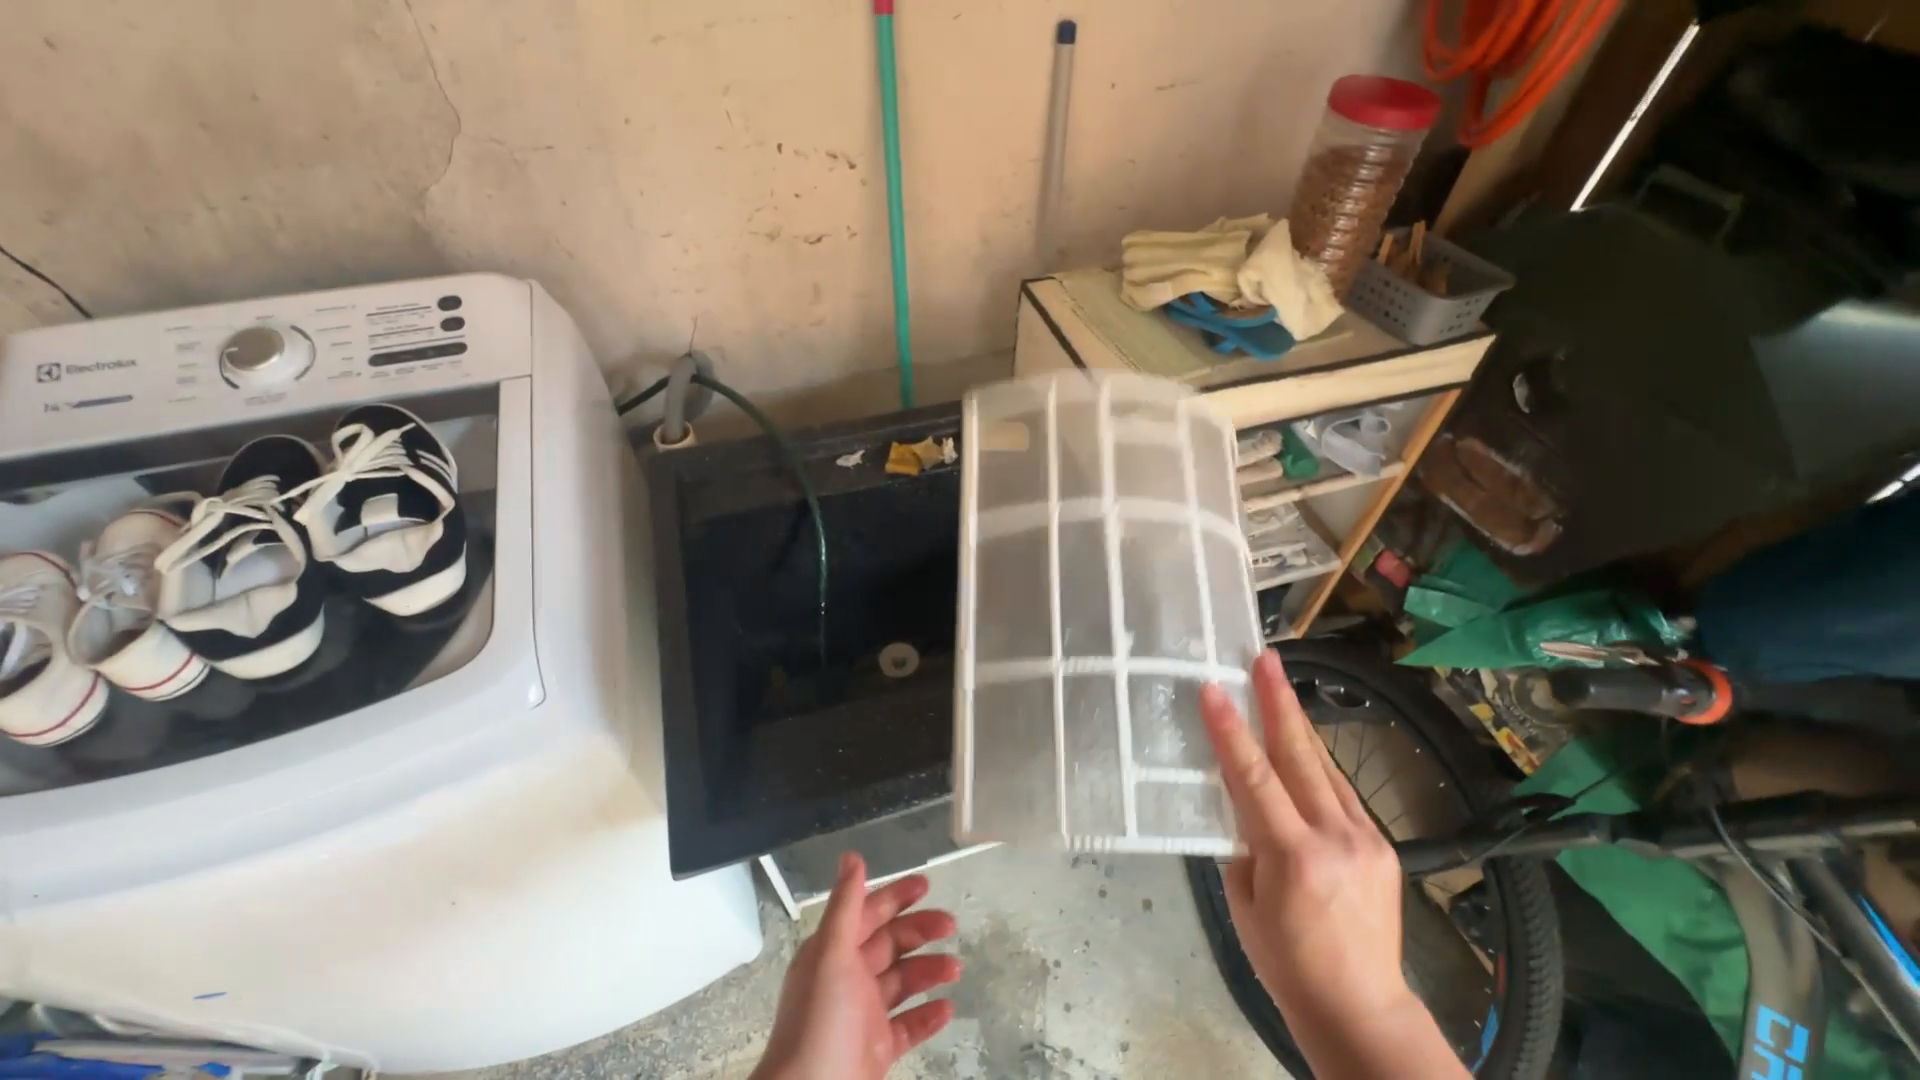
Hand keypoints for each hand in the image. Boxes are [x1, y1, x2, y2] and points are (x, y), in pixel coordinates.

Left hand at [750, 854, 961, 1079]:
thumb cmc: (820, 1021)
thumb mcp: (831, 954)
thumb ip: (846, 906)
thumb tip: (851, 856)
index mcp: (832, 953)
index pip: (867, 914)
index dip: (894, 897)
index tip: (926, 885)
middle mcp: (847, 979)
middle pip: (889, 944)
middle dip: (920, 931)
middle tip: (951, 925)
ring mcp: (862, 1016)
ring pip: (902, 983)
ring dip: (929, 970)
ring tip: (955, 969)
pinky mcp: (876, 1049)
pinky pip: (907, 1026)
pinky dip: (928, 1016)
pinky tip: (947, 1008)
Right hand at [1201, 651, 1463, 1078]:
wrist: (1361, 1007)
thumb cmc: (1286, 963)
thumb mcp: (1244, 904)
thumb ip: (1244, 847)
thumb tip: (1244, 810)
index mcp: (1293, 856)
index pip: (1253, 778)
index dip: (1230, 730)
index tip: (1214, 690)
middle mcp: (1335, 837)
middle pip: (1300, 756)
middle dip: (1279, 702)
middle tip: (1265, 659)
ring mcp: (1366, 839)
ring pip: (1325, 769)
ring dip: (1299, 727)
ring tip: (1278, 689)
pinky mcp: (1383, 846)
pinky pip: (1342, 795)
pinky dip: (1317, 767)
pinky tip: (1303, 751)